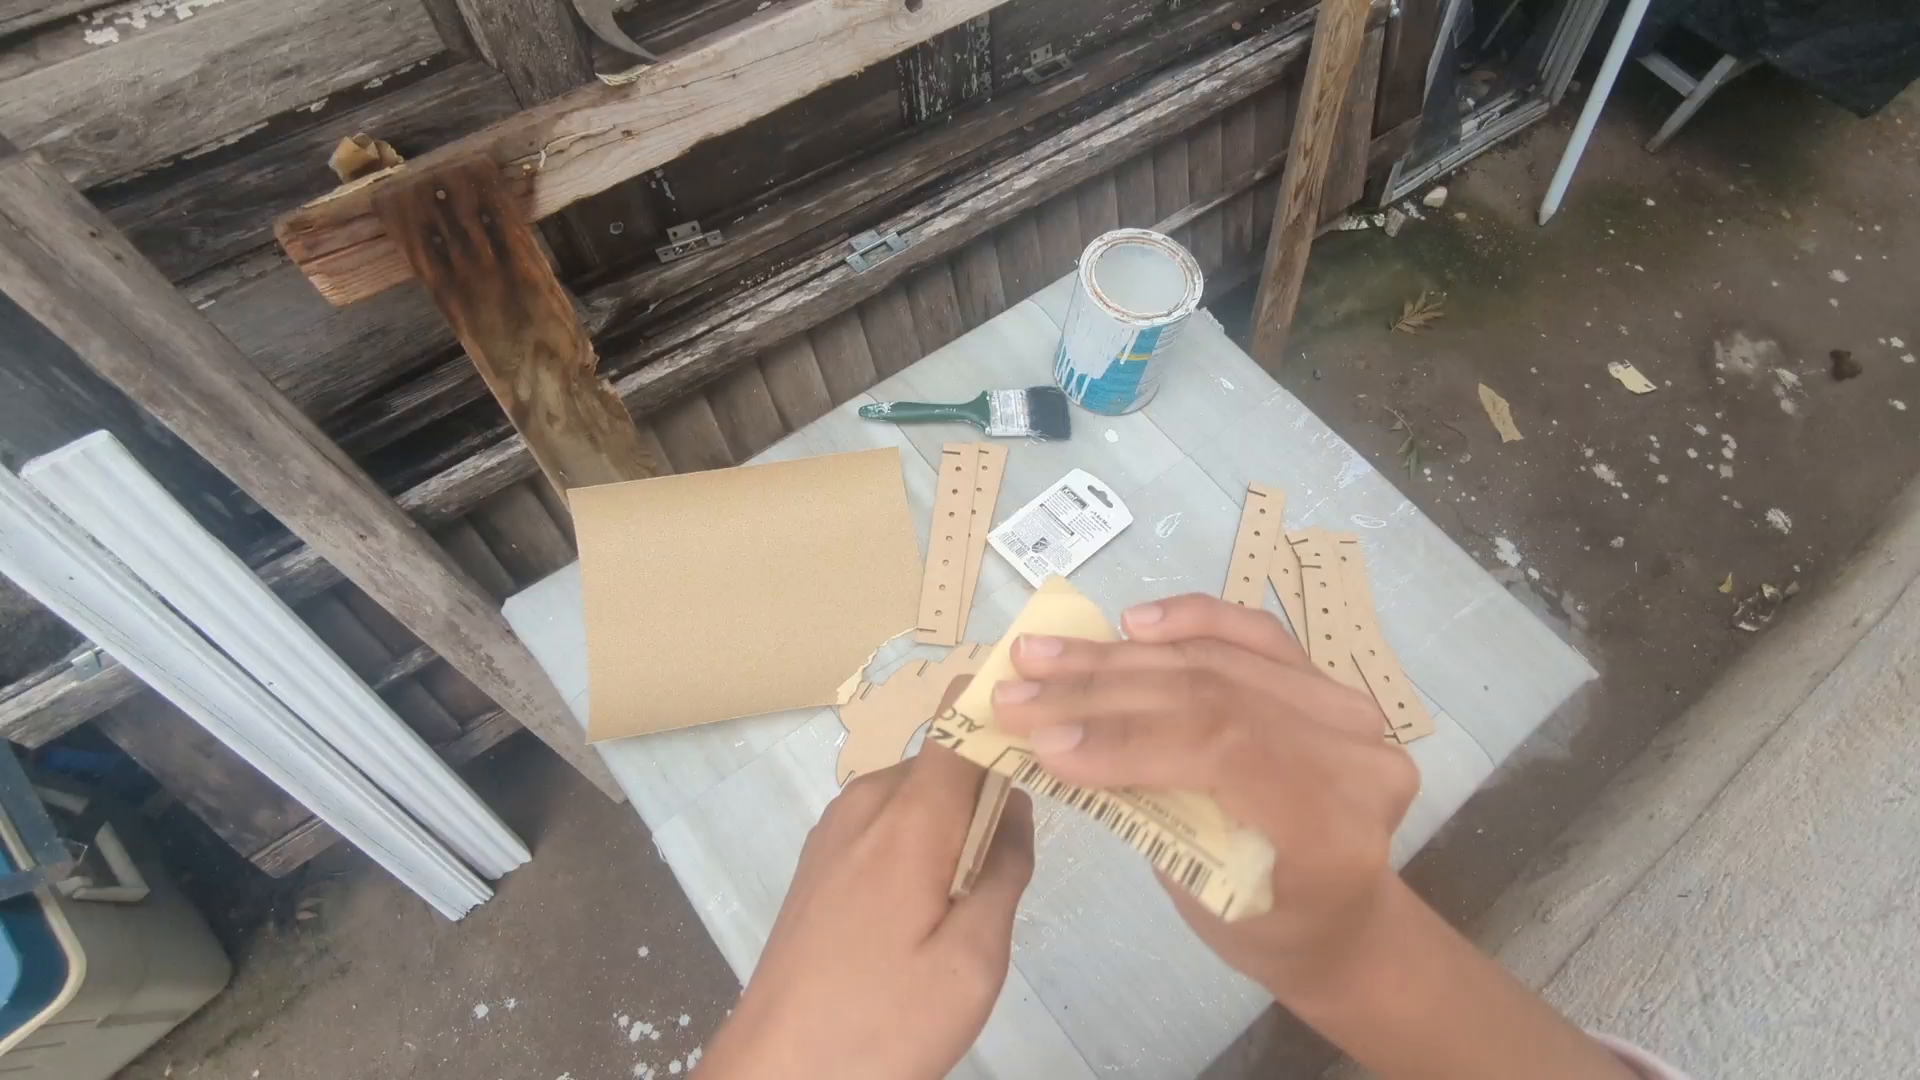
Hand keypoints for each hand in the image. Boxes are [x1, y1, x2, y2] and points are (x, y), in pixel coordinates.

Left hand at [697, 742, 1034, 1079]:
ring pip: (917, 793)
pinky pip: (887, 820)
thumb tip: (1014, 801)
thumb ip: (1005, 868)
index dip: (996, 714)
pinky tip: (912, 913)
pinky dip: (916, 842)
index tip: (1036, 742)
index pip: (956, 720)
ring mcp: (836, 824)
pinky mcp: (821, 853)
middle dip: (983, 797)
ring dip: (950, 826)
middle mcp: (866, 800)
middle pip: (944, 763)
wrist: (777, 1075)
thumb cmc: (881, 1021)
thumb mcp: (973, 960)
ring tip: (953, 904)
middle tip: (999, 869)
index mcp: (909, 815)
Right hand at [992, 595, 1638, 1079]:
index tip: (1041, 740)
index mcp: (1333, 827)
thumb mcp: (1200, 890)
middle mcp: (1352, 754)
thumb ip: (1144, 808)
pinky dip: (1186, 617)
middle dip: (1098, 690)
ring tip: (1042, 654)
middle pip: (1208, 694)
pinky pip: (1248, 630)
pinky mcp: (1319, 679)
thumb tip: (1052, 739)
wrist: (1338, 912)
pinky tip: (1131, 622)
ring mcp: (1340, 707)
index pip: (1221, 750)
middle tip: (1016, 690)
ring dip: (1115, 656)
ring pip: (1213, 658)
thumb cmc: (1263, 920)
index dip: (1125, 737)